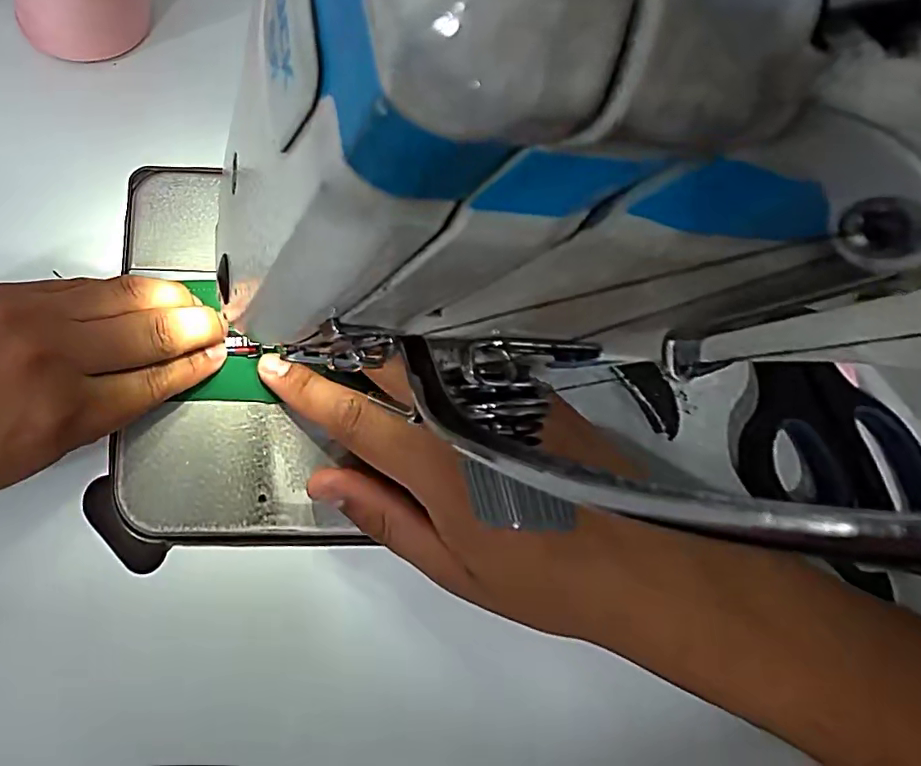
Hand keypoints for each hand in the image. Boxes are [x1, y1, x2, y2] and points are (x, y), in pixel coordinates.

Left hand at [0, 277, 227, 560]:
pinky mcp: (7, 292)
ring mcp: (28, 315)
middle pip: (146, 330)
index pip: (149, 381)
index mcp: (60, 414)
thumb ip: (90, 417)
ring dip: (163, 297)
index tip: (214, 355)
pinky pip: (81, 286)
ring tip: (189, 300)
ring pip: (119, 296)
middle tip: (216, 322)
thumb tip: (135, 385)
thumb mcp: (29, 460)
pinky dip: (117, 289)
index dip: (189, 367)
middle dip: (191, 325)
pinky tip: (136, 291)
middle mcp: (51, 356)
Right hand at [257, 354, 764, 646]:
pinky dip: (420, 355)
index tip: (272, 364)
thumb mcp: (452, 564)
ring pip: (417, 352)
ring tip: (347, 353)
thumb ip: (382, 514)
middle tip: (303, 345)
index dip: (304, 386)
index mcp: (431, 459)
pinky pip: (455, 358)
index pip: (349, 412)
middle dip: (334, 349)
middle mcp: (456, 412)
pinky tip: (413, 365)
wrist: (648, 562)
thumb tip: (325, 479)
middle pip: (379, 361)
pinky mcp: (523, 384)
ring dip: (374, 347)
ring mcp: (493, 391)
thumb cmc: (543, 577)